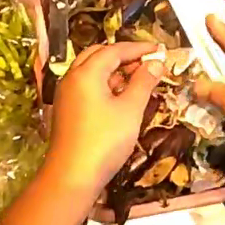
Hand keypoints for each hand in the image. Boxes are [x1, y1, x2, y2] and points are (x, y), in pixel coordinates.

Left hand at [44, 42, 164, 195]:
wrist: (72, 176)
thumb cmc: (104, 141)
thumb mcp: (130, 110)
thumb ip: (143, 82)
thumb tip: (155, 63)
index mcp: (86, 73)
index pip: (114, 50)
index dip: (138, 48)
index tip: (159, 49)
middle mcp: (72, 78)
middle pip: (98, 55)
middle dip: (123, 55)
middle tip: (146, 62)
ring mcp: (66, 95)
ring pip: (90, 71)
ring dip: (113, 69)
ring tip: (137, 78)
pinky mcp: (67, 110)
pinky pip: (86, 86)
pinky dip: (104, 84)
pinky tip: (120, 96)